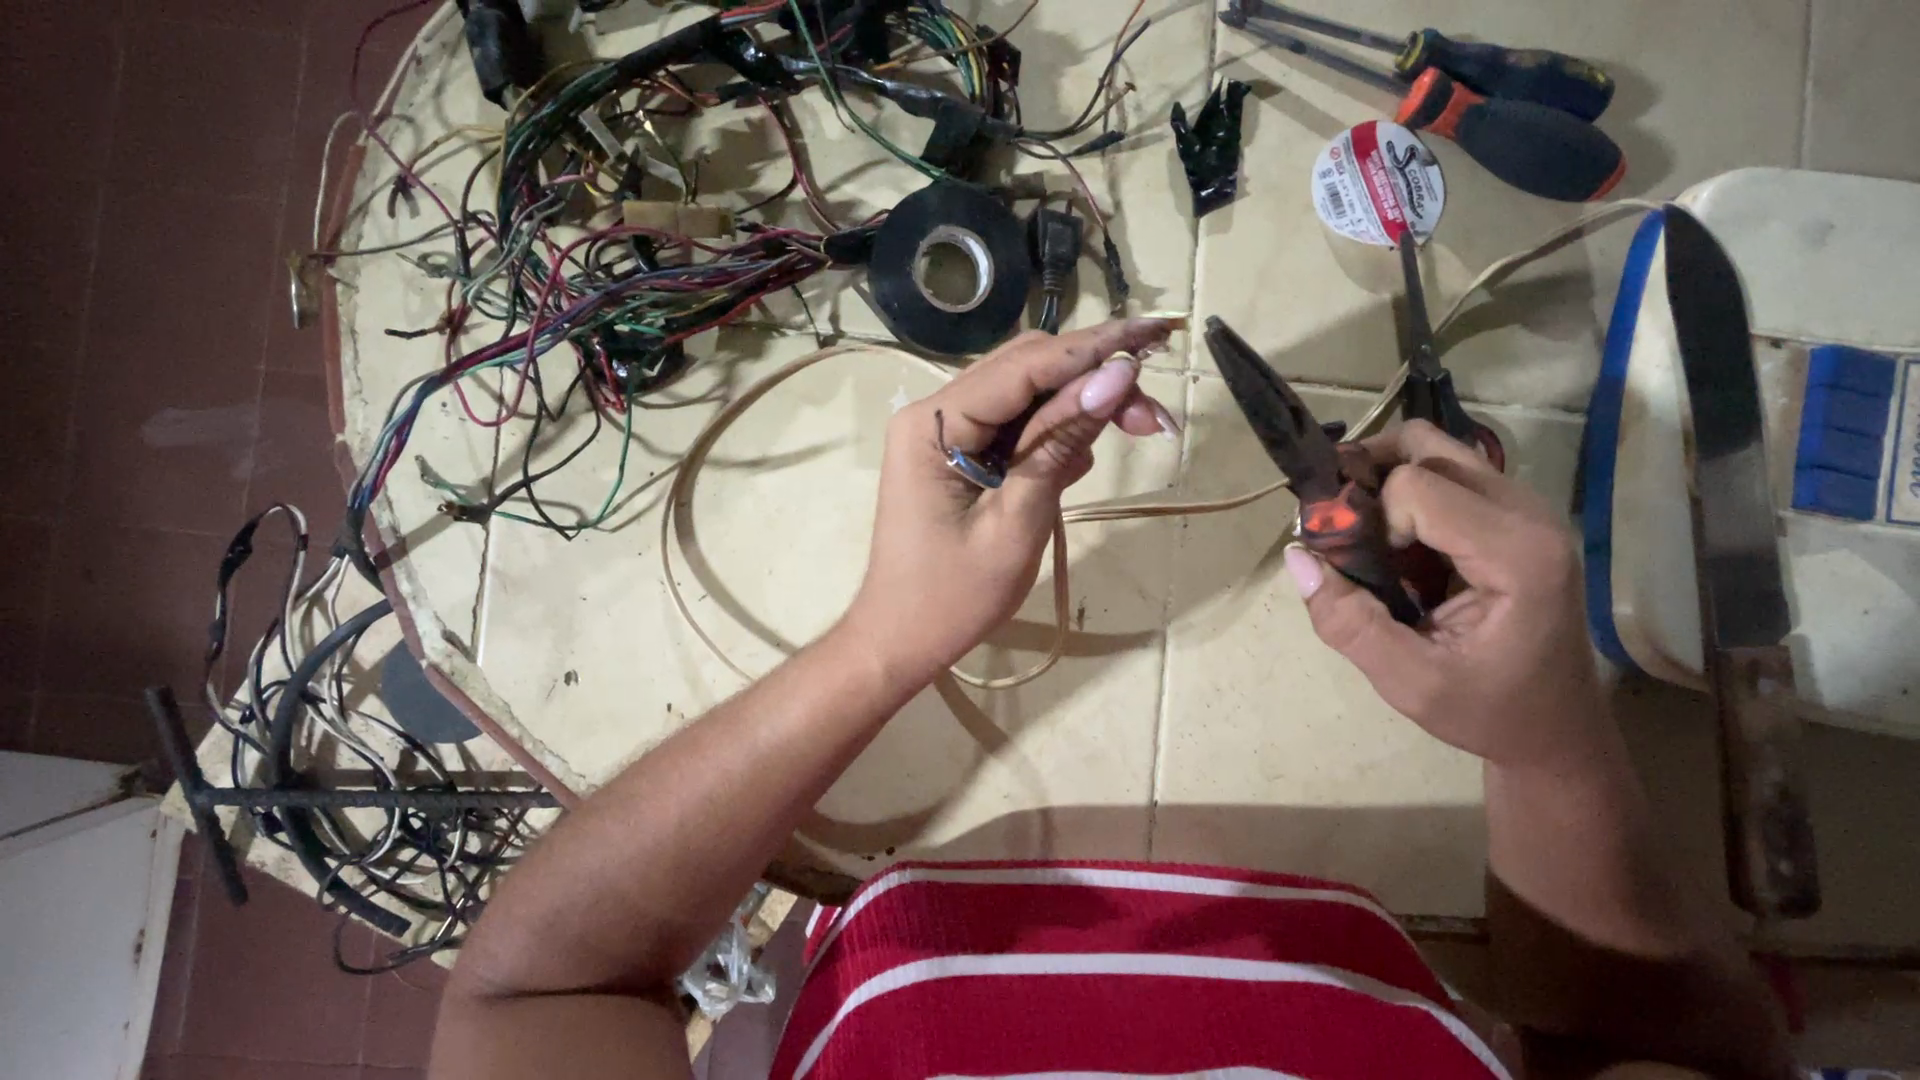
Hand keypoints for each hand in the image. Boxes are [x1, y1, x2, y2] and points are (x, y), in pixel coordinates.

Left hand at [838, 319, 1180, 688]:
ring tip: (1140, 429)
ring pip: (1026, 395)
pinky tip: (1083, 460)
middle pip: (1026, 369)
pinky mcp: (961, 454)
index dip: (1093, 349)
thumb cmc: (952, 597)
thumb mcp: (1016, 522)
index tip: (1155, 334)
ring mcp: (946, 432)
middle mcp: (935, 412)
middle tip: (1153, 414)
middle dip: (1094, 379)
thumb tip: (1116, 377)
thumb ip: (1060, 444)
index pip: (1023, 366)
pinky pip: (1016, 427)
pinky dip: (1056, 435)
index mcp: (933, 423)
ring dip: (1081, 407)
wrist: (902, 639)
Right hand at [1285, 420, 1610, 769]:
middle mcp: (1529, 514)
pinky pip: (1448, 474)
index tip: (1371, 574)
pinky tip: (1397, 545)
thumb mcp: (1407, 683)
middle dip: (1369, 476)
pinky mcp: (1516, 515)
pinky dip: (1407, 494)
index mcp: (1516, 554)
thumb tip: (1297, 556)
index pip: (1416, 487)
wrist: (1556, 729)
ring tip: (1365, 534)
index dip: (1372, 521)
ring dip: (1385, 481)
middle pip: (1425, 447)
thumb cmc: (1488, 711)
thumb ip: (1348, 623)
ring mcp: (1527, 509)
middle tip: (1343, 526)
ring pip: (1435, 451)